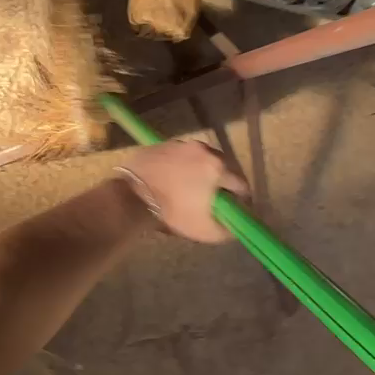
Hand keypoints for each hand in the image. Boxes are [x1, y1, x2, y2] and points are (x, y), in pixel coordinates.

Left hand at [116, 139, 245, 242]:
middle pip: (221, 166)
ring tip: (192, 187)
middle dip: (221, 181)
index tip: (235, 209)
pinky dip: (180, 164)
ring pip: (199, 158)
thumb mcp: (208, 231)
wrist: (133, 195)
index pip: (240, 184)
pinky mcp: (160, 143)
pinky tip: (173, 178)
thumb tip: (236, 225)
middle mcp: (201, 148)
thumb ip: (229, 229)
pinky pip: (178, 155)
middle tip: (213, 197)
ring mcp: (179, 143)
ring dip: (200, 170)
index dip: (241, 199)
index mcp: (217, 166)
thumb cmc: (174, 212)